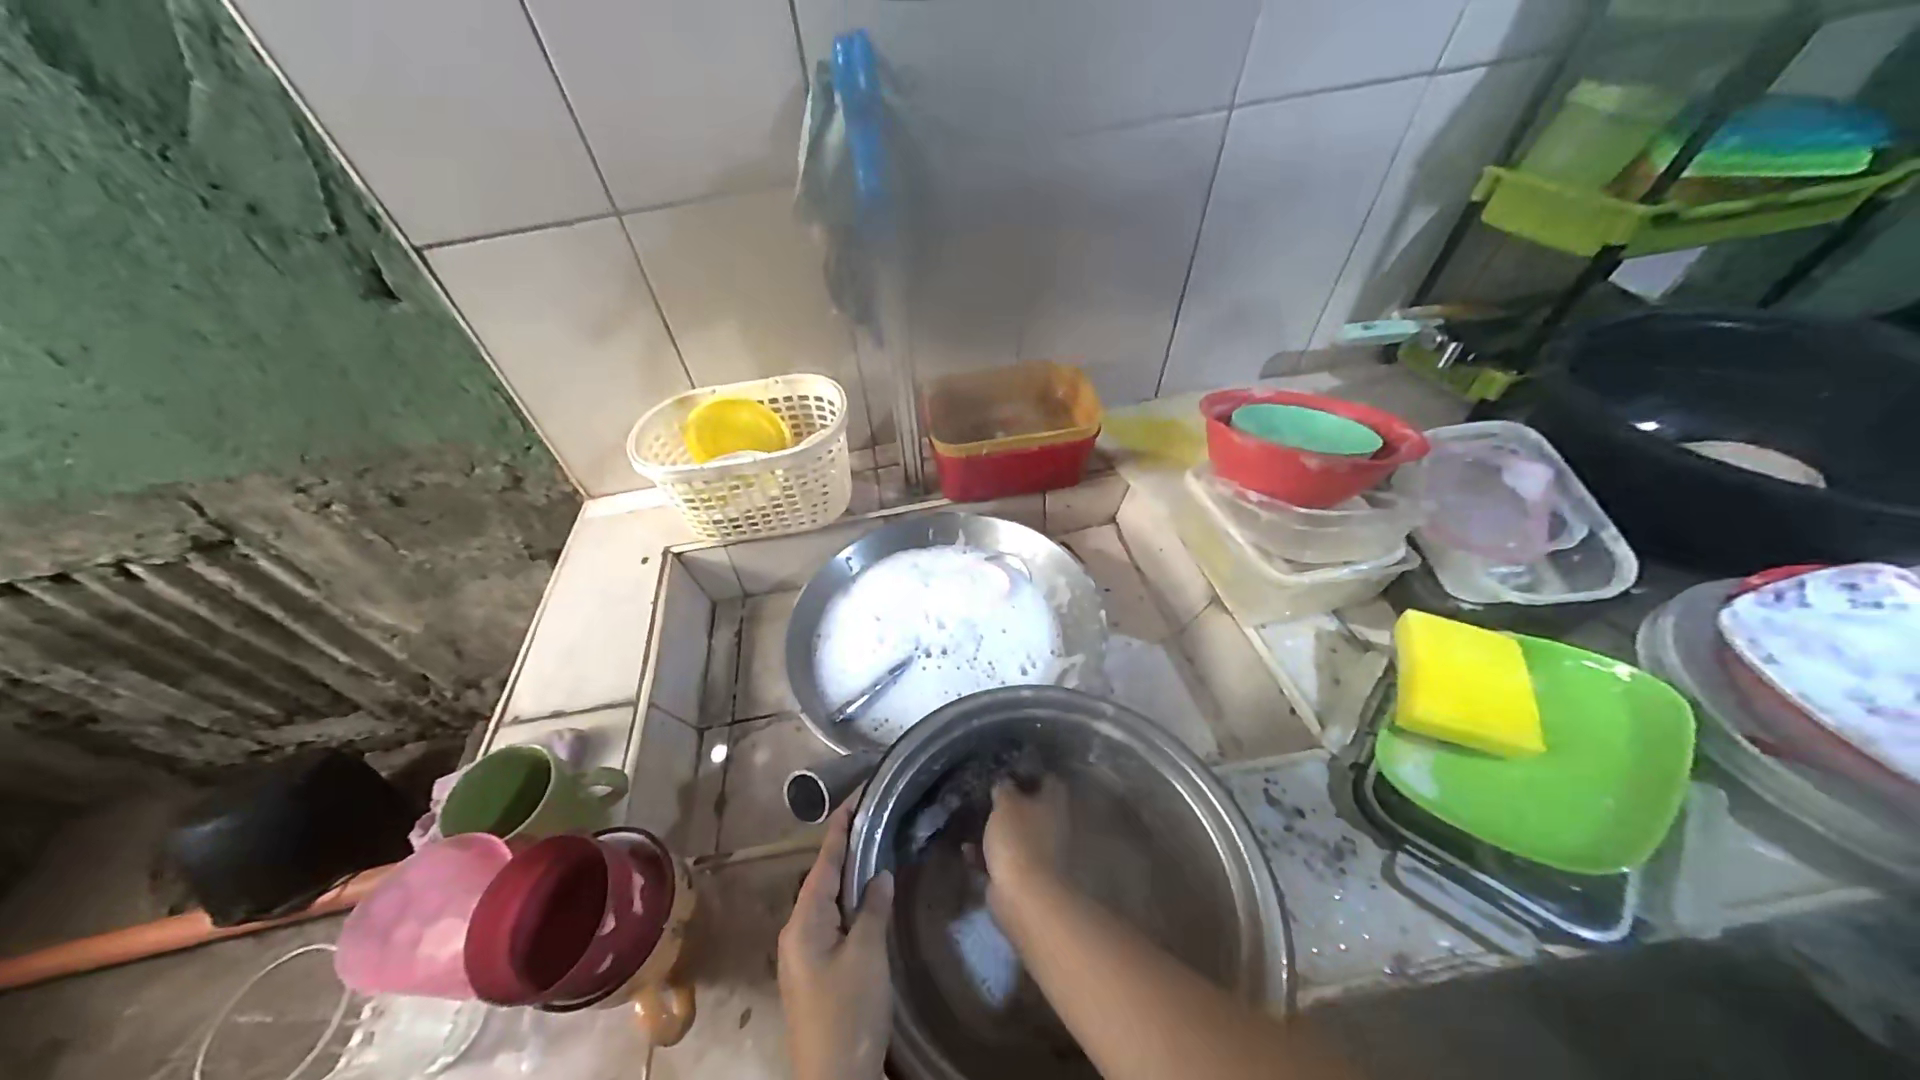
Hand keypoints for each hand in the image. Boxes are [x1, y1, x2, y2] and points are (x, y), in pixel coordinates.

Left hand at [778, 803, 894, 1079]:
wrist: (834, 1079)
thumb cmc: (848, 1011)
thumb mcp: (867, 955)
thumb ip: (872, 909)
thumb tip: (880, 874)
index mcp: (804, 921)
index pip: (824, 862)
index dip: (840, 828)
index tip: (855, 798)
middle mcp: (797, 931)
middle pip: (823, 879)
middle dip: (846, 849)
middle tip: (873, 820)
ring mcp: (804, 954)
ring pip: (828, 902)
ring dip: (849, 877)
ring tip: (874, 849)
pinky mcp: (815, 972)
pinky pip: (832, 923)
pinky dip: (850, 904)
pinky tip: (868, 901)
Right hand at [981, 777, 1067, 891]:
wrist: (1024, 895)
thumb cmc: (1018, 839)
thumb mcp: (1006, 803)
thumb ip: (1004, 788)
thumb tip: (1005, 782)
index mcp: (1053, 803)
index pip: (1048, 779)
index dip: (1030, 772)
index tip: (1007, 770)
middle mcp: (1051, 825)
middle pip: (1031, 807)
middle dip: (1009, 803)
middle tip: (985, 795)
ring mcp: (1038, 852)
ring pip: (1015, 833)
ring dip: (995, 830)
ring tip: (970, 820)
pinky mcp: (1023, 875)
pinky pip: (1002, 858)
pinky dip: (985, 855)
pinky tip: (966, 850)